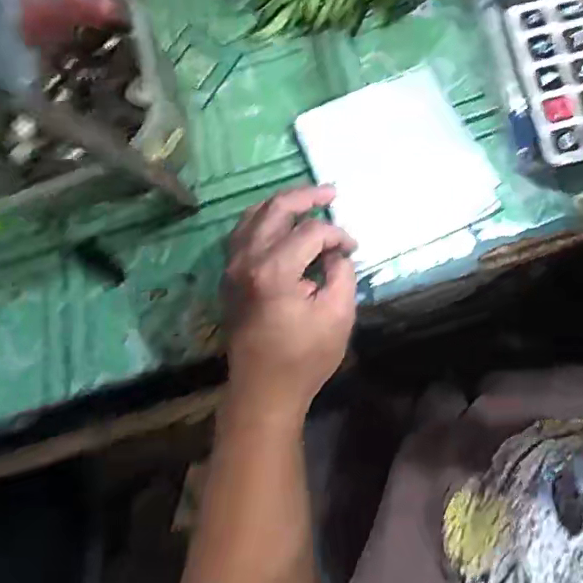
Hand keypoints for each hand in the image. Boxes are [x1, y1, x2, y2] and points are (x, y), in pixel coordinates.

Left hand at [222, 185, 357, 422]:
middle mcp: (246, 260)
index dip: (336, 234)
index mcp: (273, 270)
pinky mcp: (229, 277)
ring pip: (253, 216)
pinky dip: (263, 220)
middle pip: (275, 209)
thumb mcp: (339, 314)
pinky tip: (280, 223)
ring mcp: (232, 267)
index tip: (353, 249)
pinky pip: (243, 233)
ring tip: (308, 201)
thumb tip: (335, 252)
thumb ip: (341, 272)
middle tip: (331, 192)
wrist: (263, 391)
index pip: (310, 232)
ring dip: (282, 205)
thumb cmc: (305, 357)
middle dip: (306, 197)